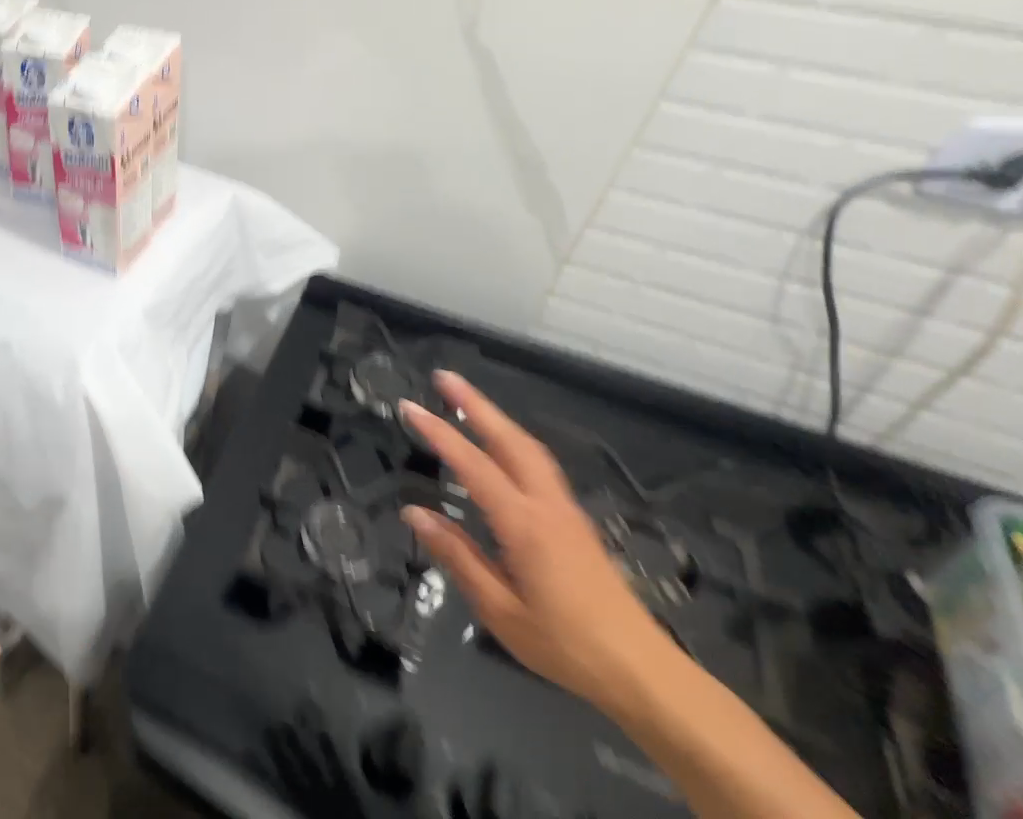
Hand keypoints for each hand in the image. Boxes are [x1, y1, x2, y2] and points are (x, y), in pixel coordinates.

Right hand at [399, 372, 676, 713]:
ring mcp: (567, 514)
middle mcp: (548, 508)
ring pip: (531, 451)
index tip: (409, 407)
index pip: (474, 466)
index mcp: (525, 525)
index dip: (440, 434)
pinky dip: (514, 444)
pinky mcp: (575, 526)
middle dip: (477, 405)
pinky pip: (540, 469)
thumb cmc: (563, 644)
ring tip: (466, 402)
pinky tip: (500, 450)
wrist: (639, 670)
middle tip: (444, 377)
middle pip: (512, 442)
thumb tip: (415, 513)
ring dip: (497, 420)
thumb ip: (457, 555)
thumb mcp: (498, 608)